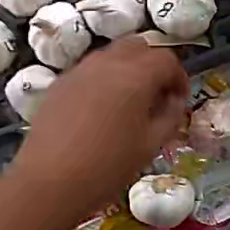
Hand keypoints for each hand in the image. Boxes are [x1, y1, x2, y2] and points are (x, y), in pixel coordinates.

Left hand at [7, 37, 190, 219]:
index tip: (180, 99)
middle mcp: (106, 63)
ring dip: (127, 70)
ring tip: (130, 103)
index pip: (166, 60)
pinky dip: (104, 80)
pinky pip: (89, 71)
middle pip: (138, 47)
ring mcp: (79, 71)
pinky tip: (102, 111)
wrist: (49, 182)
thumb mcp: (149, 146)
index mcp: (135, 76)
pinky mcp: (59, 84)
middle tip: (158, 95)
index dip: (179, 77)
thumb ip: (169, 117)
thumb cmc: (107, 167)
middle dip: (153, 66)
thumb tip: (174, 101)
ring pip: (111, 55)